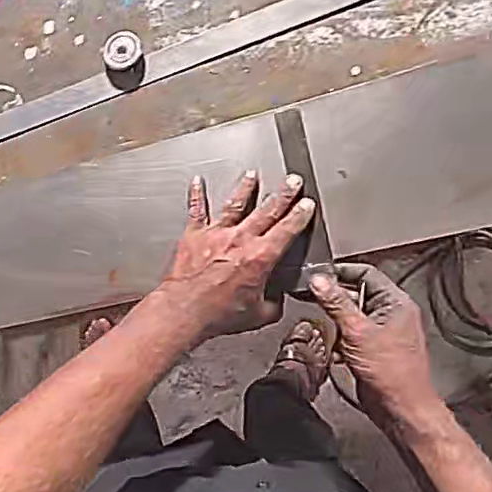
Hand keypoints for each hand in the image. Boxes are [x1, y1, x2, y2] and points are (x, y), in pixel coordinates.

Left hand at [157, 171, 315, 339]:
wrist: (184, 311)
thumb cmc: (217, 314)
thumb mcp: (258, 315)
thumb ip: (273, 304)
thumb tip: (276, 300)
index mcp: (260, 258)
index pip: (287, 230)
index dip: (300, 215)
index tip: (306, 204)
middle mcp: (239, 240)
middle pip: (267, 210)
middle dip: (283, 194)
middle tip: (292, 181)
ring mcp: (216, 234)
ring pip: (235, 203)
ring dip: (246, 187)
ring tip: (253, 175)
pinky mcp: (194, 235)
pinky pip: (196, 209)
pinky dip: (197, 194)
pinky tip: (197, 182)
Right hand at [310, 264, 446, 433]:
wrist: (400, 408)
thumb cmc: (394, 374)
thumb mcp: (357, 331)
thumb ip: (336, 303)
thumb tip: (319, 280)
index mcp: (395, 302)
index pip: (366, 273)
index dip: (341, 272)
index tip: (319, 276)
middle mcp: (391, 314)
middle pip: (355, 293)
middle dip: (334, 301)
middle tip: (315, 301)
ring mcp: (382, 332)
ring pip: (350, 316)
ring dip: (335, 323)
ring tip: (328, 331)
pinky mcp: (372, 349)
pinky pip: (350, 335)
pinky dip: (339, 340)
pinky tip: (335, 350)